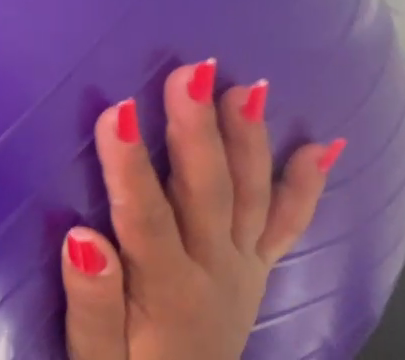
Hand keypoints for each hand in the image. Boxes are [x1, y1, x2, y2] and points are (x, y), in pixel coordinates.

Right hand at [62, 61, 343, 358]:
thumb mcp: (94, 356)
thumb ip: (91, 301)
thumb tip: (85, 238)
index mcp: (167, 290)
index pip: (143, 215)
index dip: (128, 162)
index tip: (114, 109)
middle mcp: (214, 272)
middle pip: (207, 193)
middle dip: (197, 129)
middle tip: (192, 72)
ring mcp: (241, 267)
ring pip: (250, 196)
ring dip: (247, 140)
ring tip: (246, 88)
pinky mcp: (254, 268)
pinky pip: (285, 224)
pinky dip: (305, 186)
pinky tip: (319, 147)